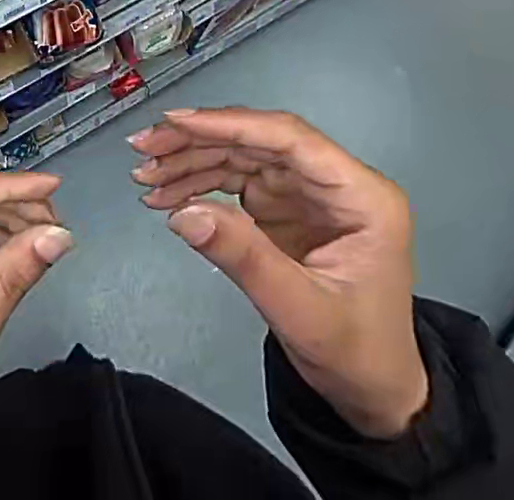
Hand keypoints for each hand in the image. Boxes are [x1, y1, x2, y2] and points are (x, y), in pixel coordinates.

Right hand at [130, 107, 427, 438]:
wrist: (370, 389)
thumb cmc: (355, 352)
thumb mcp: (301, 311)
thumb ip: (244, 258)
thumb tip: (183, 213)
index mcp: (360, 196)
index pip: (288, 139)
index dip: (230, 124)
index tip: (175, 123)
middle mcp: (330, 181)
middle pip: (255, 141)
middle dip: (195, 141)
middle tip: (143, 148)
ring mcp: (302, 191)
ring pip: (238, 155)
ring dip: (188, 160)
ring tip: (144, 175)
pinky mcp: (279, 204)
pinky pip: (231, 178)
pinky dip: (195, 182)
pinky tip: (165, 194)